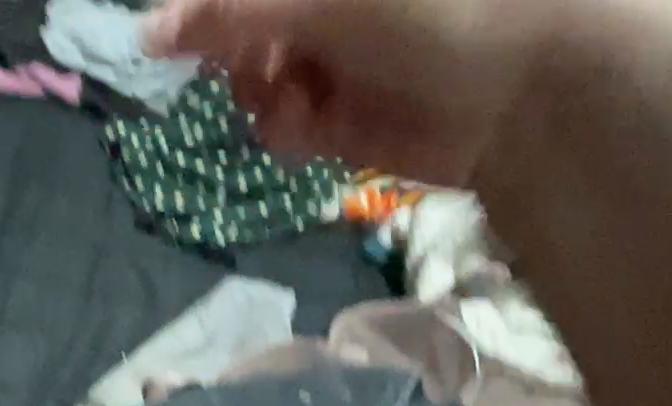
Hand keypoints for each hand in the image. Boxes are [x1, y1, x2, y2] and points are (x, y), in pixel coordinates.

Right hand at [142, 0, 583, 183]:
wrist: (527, 94)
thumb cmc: (437, 10)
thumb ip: (228, 13)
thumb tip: (145, 33)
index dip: (206, 8)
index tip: (173, 35)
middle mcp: (328, 6)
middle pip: (239, 29)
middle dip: (236, 50)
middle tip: (260, 61)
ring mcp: (330, 59)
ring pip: (250, 81)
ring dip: (259, 93)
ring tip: (294, 97)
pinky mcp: (334, 117)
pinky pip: (277, 123)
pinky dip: (283, 127)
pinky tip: (308, 126)